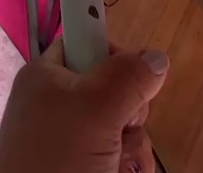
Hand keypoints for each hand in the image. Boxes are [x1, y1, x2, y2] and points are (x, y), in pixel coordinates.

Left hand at [0, 39, 169, 172]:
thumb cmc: (56, 160)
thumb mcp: (94, 110)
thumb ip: (126, 78)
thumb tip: (156, 56)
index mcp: (46, 75)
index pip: (84, 42)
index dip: (110, 53)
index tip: (127, 73)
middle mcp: (55, 102)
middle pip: (111, 88)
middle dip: (129, 112)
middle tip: (122, 127)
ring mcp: (68, 139)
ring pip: (119, 126)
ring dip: (131, 145)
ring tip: (119, 164)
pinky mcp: (81, 166)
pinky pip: (116, 154)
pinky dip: (126, 165)